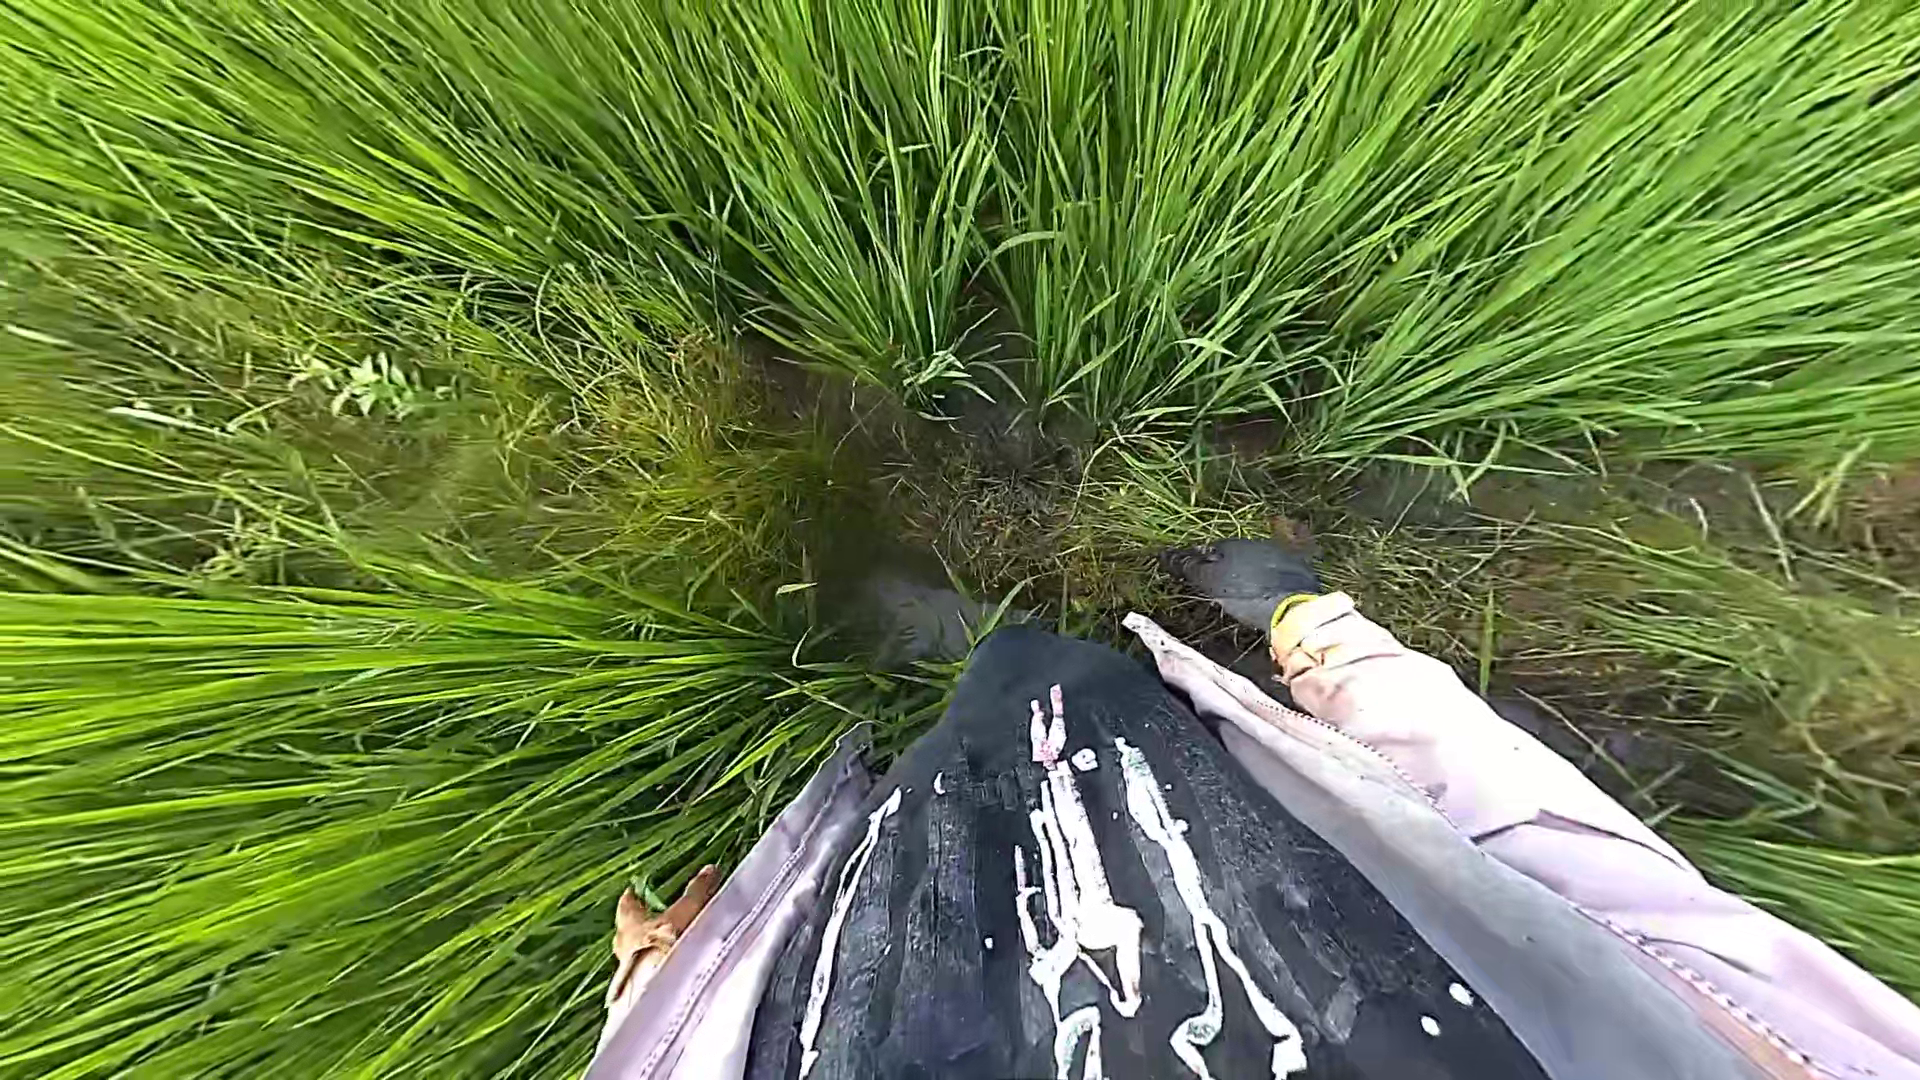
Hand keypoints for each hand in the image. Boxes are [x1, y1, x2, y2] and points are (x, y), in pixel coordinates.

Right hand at [1161, 539, 1320, 631]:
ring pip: (1257, 561)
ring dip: (1248, 571)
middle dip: (1225, 565)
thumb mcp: (1210, 581)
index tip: (1196, 574)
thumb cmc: (1244, 594)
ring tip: (1242, 590)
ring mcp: (1282, 555)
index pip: (1210, 549)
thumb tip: (1164, 554)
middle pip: (1235, 553)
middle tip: (1218, 584)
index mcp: (1233, 544)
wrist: (1294, 609)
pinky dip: (1268, 579)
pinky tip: (1266, 593)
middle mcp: (1257, 543)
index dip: (1201, 561)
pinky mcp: (1301, 571)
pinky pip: (1277, 571)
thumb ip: (1188, 566)